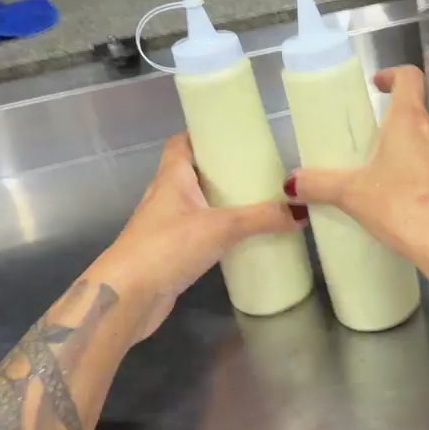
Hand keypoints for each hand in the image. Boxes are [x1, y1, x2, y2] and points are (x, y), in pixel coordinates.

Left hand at [101, 134, 302, 339]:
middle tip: (257, 167)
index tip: (232, 131)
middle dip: (222, 168)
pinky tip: (241, 237)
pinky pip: (199, 232)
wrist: (127, 298)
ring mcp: (166, 226)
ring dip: (221, 201)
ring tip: (257, 199)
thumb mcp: (221, 227)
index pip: (181, 142)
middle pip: (193, 172)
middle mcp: (165, 197)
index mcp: (171, 178)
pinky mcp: (171, 253)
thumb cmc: (166, 247)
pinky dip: (218, 230)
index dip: (202, 132)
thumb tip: (301, 210)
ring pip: (197, 203)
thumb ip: (262, 218)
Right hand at [286, 65, 428, 265]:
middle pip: (417, 116)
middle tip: (372, 148)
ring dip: (413, 155)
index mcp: (410, 121)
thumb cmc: (402, 207)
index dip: (392, 75)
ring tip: (391, 181)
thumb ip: (320, 185)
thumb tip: (291, 183)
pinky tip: (415, 206)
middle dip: (395, 128)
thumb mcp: (353, 195)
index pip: (409, 78)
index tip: (378, 84)